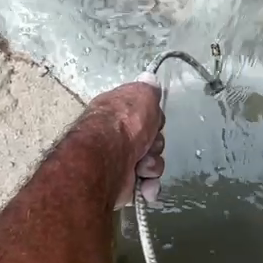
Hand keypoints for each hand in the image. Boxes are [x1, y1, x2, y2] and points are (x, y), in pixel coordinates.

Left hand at [82, 79, 164, 205]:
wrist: (106, 159)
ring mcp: (117, 160)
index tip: (155, 121)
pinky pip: (145, 183)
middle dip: (156, 145)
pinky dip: (148, 186)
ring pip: (151, 162)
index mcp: (116, 112)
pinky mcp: (121, 183)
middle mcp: (115, 136)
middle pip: (151, 140)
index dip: (154, 119)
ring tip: (142, 168)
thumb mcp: (142, 95)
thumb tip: (148, 77)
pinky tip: (145, 186)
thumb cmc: (125, 123)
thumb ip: (148, 89)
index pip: (144, 114)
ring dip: (152, 166)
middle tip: (149, 147)